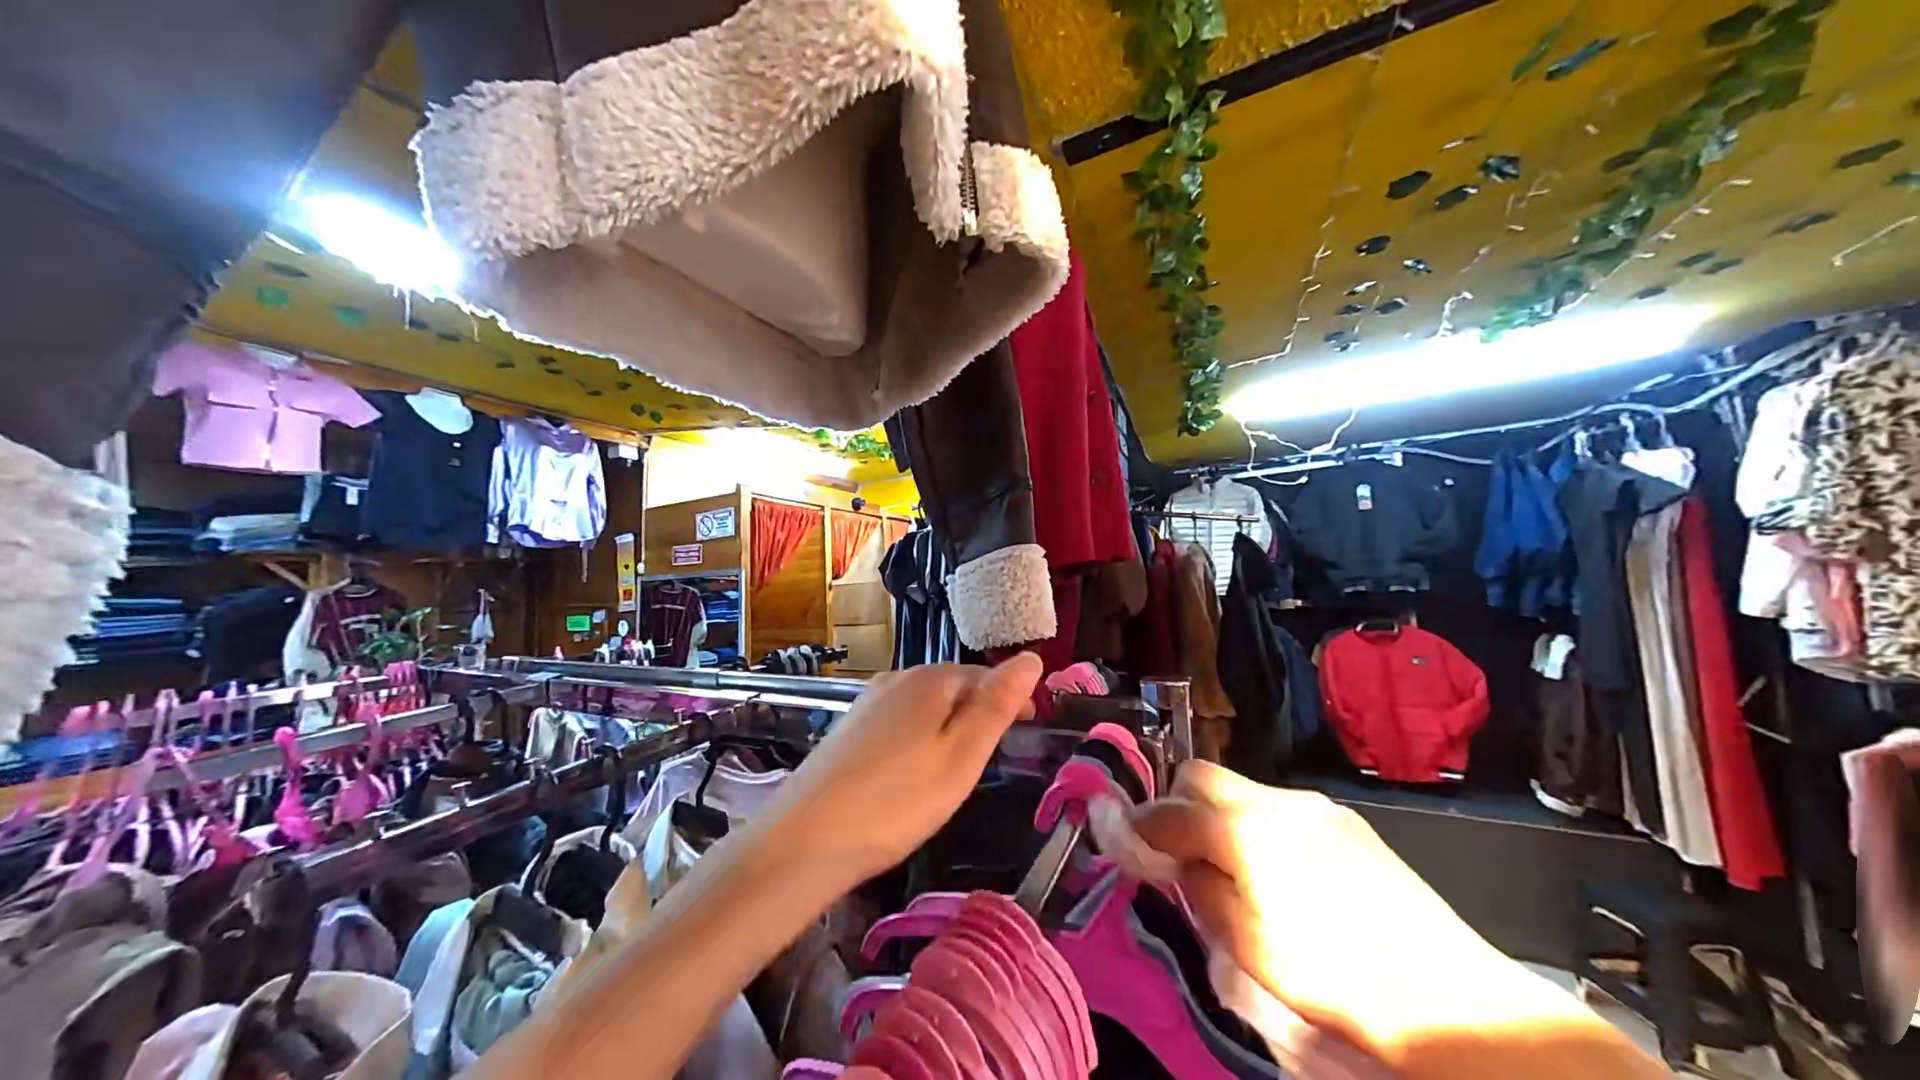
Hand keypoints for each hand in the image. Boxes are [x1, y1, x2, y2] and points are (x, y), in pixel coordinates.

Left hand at [757, 654, 1041, 884]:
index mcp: (929, 680)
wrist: (806, 840)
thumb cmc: (898, 801)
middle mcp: (895, 680)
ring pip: (924, 706)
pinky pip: (898, 723)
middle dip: (979, 710)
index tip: (1031, 725)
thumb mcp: (962, 756)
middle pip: (952, 687)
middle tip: (998, 750)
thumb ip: (997, 706)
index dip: (1011, 698)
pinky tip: (914, 772)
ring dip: (949, 725)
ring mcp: (866, 704)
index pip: (984, 675)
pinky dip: (919, 739)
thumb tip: (1032, 657)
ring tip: (961, 764)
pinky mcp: (847, 730)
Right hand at [1134, 761, 1665, 1079]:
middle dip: (1175, 803)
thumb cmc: (1337, 987)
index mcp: (1246, 831)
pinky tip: (1278, 875)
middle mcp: (1278, 802)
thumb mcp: (1246, 950)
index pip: (1168, 810)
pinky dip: (1257, 827)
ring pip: (1241, 790)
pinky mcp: (1347, 824)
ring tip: (1228, 870)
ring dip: (1219, 817)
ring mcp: (1317, 809)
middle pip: (1200, 775)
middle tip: (1173, 852)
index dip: (1136, 823)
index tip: (1120, 838)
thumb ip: (1198, 890)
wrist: (1457, 1008)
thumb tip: (1171, 860)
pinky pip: (1279, 809)